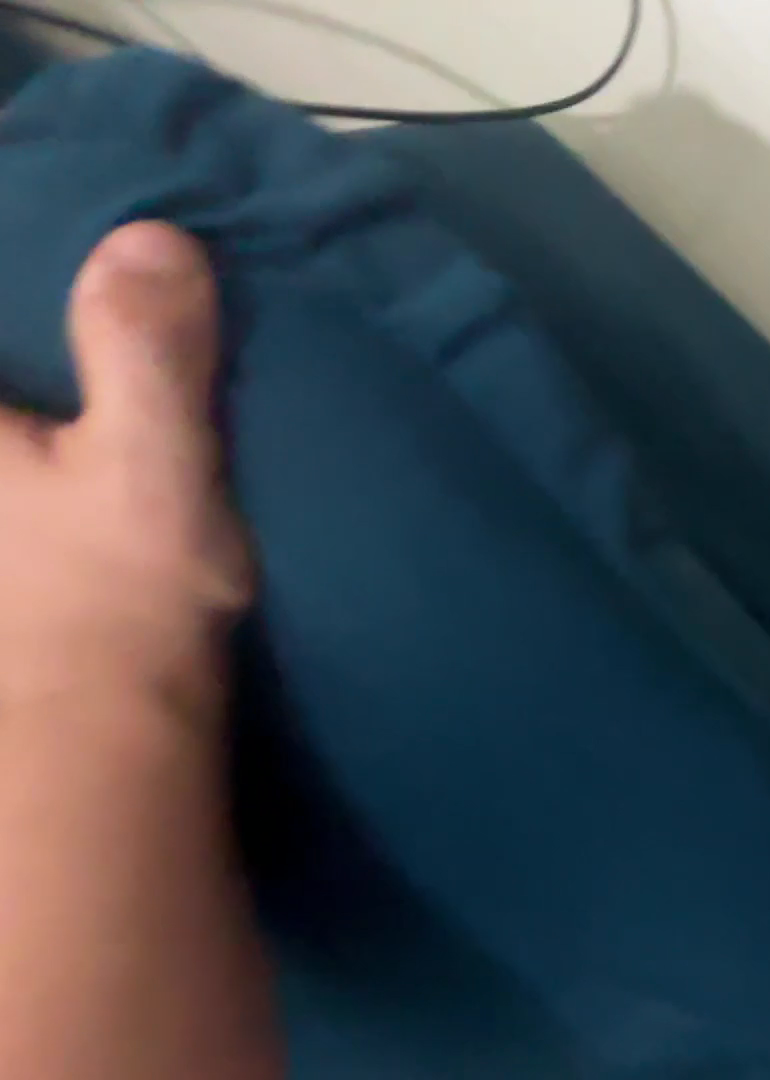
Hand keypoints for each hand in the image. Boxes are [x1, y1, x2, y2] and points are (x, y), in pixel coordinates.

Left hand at [0, 223, 248, 720]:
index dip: (11, 224)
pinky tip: (79, 361)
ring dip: (38, 330)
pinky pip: (25, 401)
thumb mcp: (151, 469)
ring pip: (12, 373)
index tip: (25, 185)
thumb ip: (150, 358)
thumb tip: (157, 236)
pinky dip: (45, 372)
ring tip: (69, 285)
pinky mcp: (8, 490)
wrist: (100, 703)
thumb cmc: (116, 588)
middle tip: (52, 223)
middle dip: (23, 277)